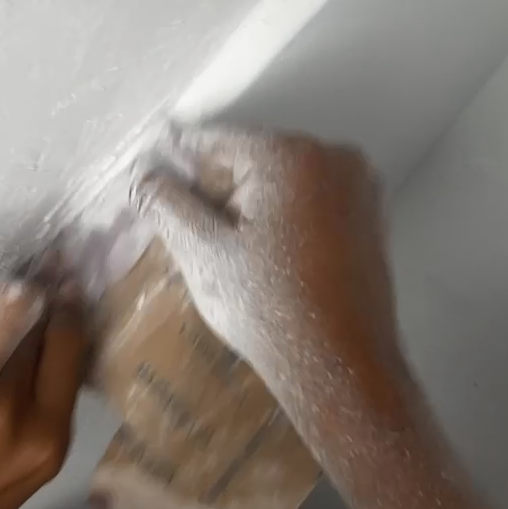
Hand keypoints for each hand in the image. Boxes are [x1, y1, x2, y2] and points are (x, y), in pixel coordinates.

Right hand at [134, 124, 409, 412]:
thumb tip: (142, 174)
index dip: (171, 157)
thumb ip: (165, 201)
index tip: (141, 174)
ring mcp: (358, 187)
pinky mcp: (366, 217)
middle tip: (170, 216)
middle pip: (247, 157)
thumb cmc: (266, 305)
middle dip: (207, 184)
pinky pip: (302, 199)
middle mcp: (333, 157)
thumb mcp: (201, 250)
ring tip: (204, 237)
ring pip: (274, 179)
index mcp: (292, 156)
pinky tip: (247, 248)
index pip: (213, 139)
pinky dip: (270, 214)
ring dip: (237, 200)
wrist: (340, 369)